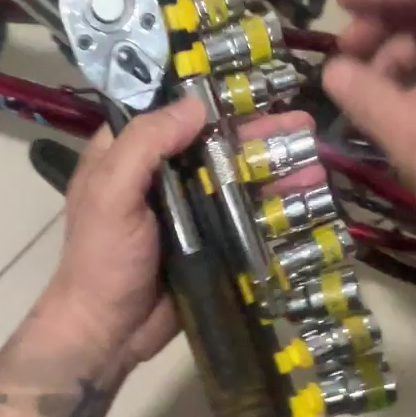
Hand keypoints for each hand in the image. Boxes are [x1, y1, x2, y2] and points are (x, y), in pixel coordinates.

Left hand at [35, 100, 324, 374]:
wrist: (110, 332)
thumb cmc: (102, 258)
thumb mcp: (111, 193)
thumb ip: (146, 144)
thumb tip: (196, 105)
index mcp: (125, 155)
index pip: (167, 110)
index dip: (206, 96)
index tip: (249, 84)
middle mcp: (158, 175)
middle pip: (212, 142)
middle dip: (255, 131)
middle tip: (300, 121)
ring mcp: (186, 209)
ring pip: (234, 176)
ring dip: (272, 164)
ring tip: (313, 155)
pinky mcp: (208, 240)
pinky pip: (243, 213)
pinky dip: (272, 202)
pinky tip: (306, 192)